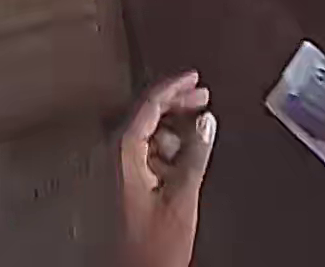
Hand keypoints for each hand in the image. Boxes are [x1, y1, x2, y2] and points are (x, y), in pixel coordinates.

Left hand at [116, 71, 215, 266]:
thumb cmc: (151, 247)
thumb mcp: (181, 196)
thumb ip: (195, 154)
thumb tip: (206, 120)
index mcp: (125, 150)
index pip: (150, 102)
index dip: (175, 85)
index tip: (194, 77)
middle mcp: (118, 154)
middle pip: (148, 113)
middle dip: (178, 102)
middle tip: (202, 96)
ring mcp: (121, 168)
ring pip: (150, 130)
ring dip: (175, 125)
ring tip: (199, 126)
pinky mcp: (127, 182)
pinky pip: (149, 148)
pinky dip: (169, 144)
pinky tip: (186, 153)